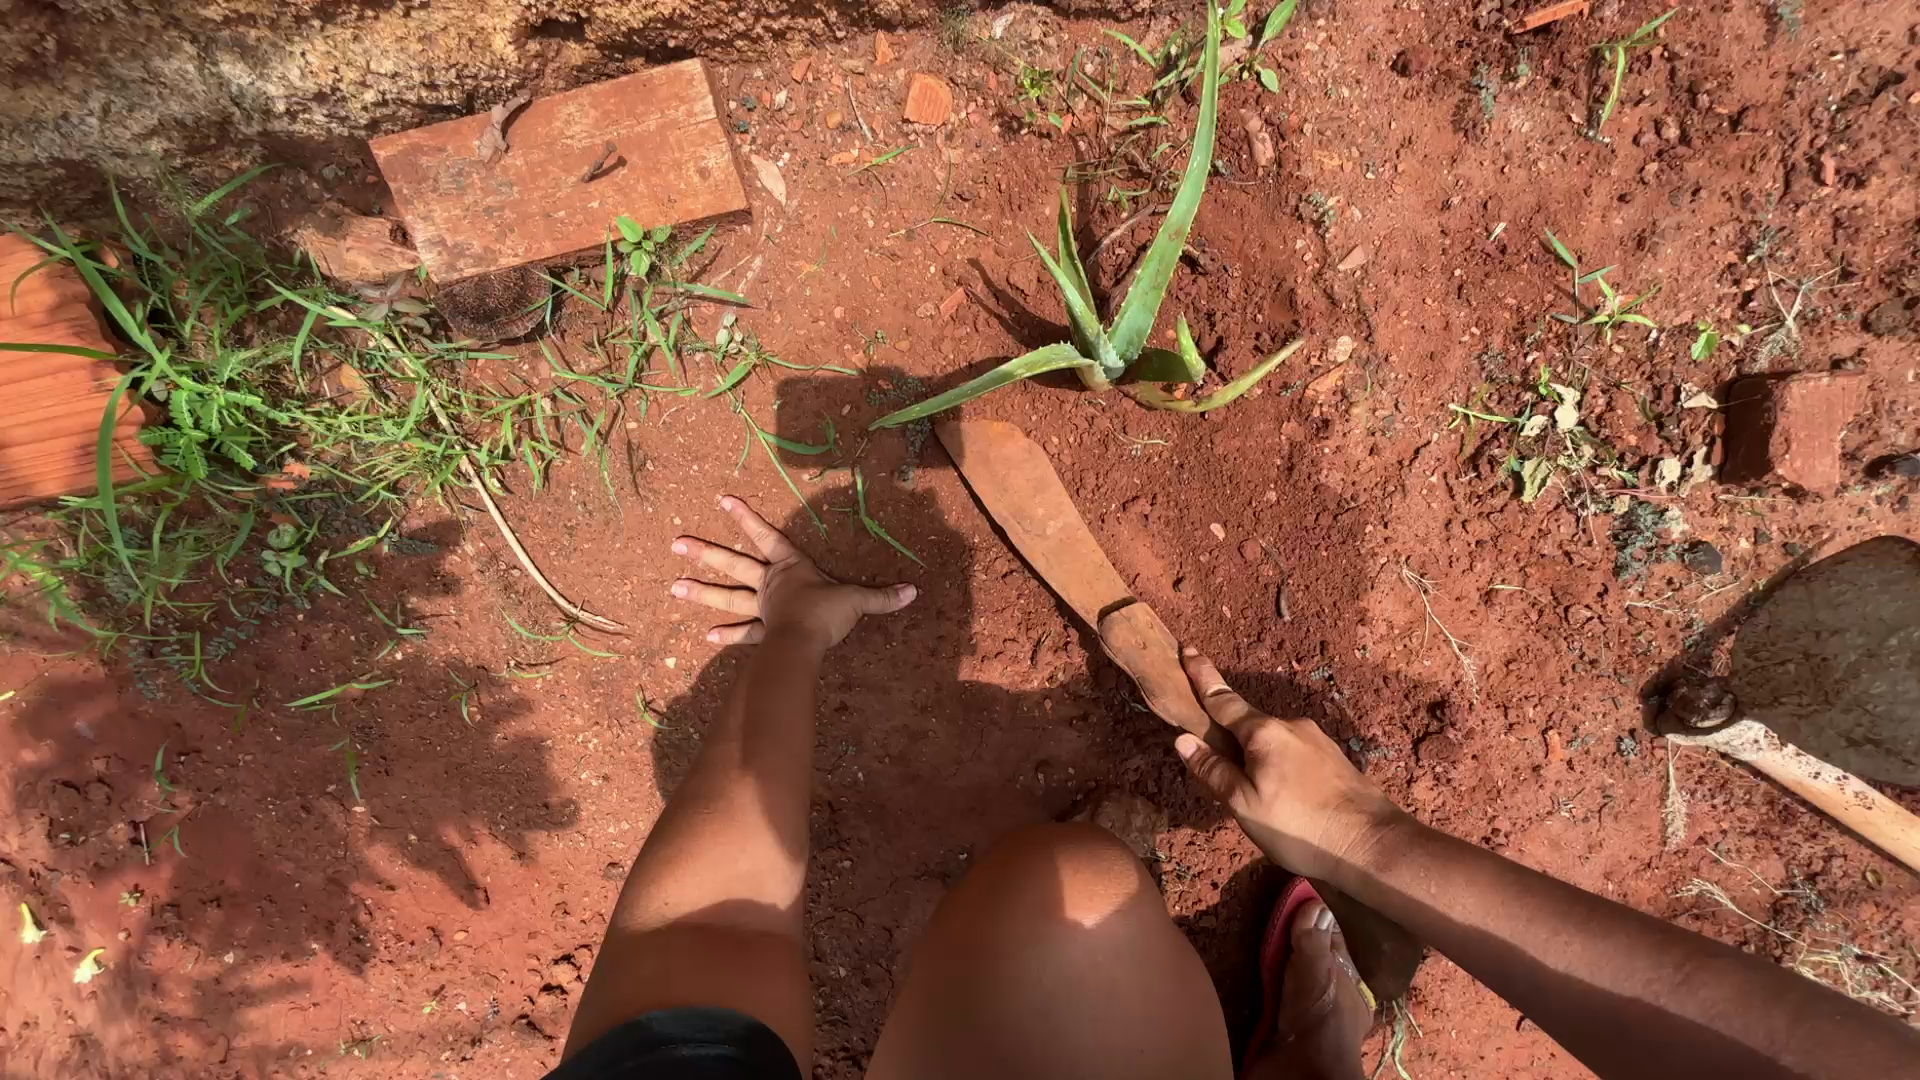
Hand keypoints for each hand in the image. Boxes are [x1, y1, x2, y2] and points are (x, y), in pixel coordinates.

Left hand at [670, 495, 916, 650]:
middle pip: (734, 564)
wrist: (805, 642)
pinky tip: (706, 636)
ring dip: (702, 592)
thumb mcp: (857, 600)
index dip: (745, 518)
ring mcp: (762, 608)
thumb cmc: (826, 613)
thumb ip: (882, 596)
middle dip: (706, 553)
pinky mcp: (762, 632)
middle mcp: (770, 583)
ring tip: (674, 587)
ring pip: (728, 596)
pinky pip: (742, 633)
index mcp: (790, 567)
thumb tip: (913, 592)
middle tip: (676, 544)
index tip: (722, 500)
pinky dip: (727, 635)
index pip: (767, 536)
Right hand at [1173, 649, 1408, 879]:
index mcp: (1263, 733)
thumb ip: (1213, 770)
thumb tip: (1183, 739)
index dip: (1202, 676)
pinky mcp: (1335, 759)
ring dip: (1259, 759)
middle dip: (1232, 740)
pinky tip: (1289, 798)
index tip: (1189, 649)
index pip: (1222, 699)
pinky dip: (1281, 767)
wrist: (1375, 846)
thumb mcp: (1244, 804)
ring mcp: (1316, 740)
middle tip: (1225, 773)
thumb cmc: (1300, 826)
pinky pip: (1294, 754)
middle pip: (1248, 725)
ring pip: (1273, 743)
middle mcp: (1290, 726)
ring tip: (1263, 800)